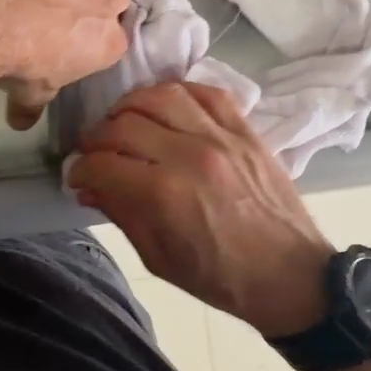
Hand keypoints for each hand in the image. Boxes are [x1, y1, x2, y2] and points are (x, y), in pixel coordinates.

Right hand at [69, 82, 335, 336]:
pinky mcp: (245, 131)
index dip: (80, 170)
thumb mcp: (158, 259)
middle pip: (123, 124)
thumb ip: (121, 215)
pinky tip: (165, 110)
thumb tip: (88, 188)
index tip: (77, 177)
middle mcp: (190, 155)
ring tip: (124, 122)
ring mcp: (221, 137)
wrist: (293, 278)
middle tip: (93, 153)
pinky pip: (205, 92)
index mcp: (165, 195)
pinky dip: (178, 93)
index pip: (103, 163)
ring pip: (159, 96)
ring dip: (130, 106)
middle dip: (96, 138)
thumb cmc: (221, 278)